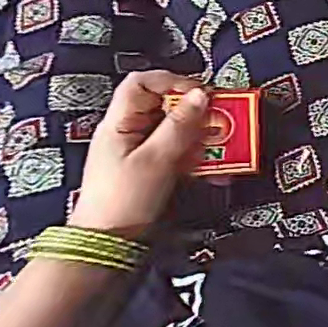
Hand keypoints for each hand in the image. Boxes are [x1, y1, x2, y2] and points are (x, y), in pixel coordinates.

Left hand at [65, 71, 210, 237]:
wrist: (108, 244)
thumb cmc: (123, 201)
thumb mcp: (156, 159)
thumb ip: (179, 126)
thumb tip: (201, 96)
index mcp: (119, 123)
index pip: (142, 83)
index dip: (172, 81)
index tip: (201, 94)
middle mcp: (128, 132)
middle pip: (163, 105)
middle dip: (194, 111)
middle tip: (218, 119)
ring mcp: (139, 151)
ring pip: (174, 128)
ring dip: (199, 134)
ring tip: (219, 145)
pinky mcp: (151, 169)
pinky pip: (177, 150)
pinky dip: (195, 154)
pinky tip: (211, 166)